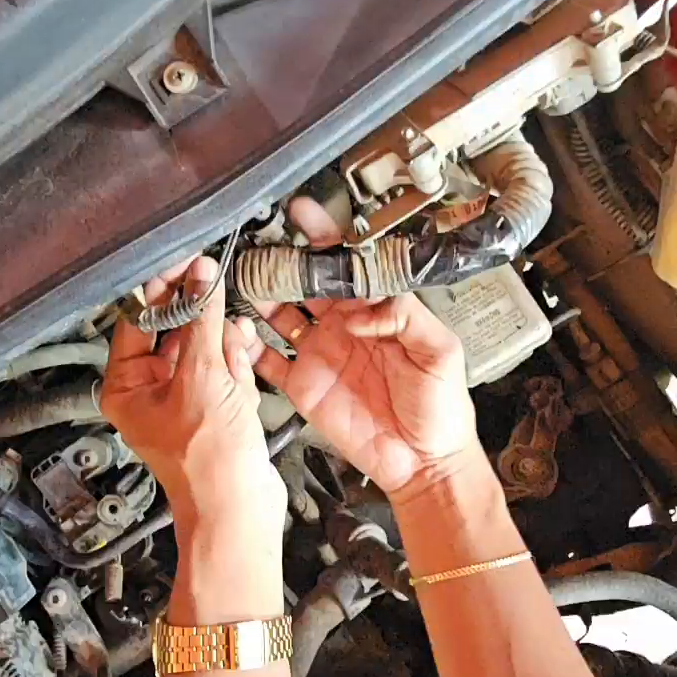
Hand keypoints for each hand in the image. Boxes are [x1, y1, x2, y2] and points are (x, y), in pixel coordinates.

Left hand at [102, 256, 282, 544]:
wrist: (240, 508)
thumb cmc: (208, 461)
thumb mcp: (202, 376)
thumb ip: (201, 320)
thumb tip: (200, 275)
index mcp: (126, 386)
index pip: (138, 318)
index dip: (163, 286)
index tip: (187, 260)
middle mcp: (149, 391)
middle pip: (173, 330)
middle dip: (200, 317)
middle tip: (216, 284)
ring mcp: (183, 399)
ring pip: (202, 348)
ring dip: (221, 343)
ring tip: (233, 344)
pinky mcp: (212, 408)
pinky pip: (221, 370)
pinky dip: (233, 365)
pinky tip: (240, 365)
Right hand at [246, 202, 487, 506]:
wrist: (425, 460)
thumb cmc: (440, 407)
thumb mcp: (440, 351)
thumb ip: (406, 316)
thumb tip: (364, 306)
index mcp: (375, 312)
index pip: (346, 265)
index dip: (324, 239)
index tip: (305, 217)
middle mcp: (342, 326)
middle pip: (305, 283)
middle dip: (283, 262)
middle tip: (263, 247)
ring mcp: (319, 354)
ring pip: (279, 314)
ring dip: (261, 295)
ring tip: (244, 278)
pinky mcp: (303, 386)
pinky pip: (268, 361)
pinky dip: (248, 346)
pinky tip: (236, 331)